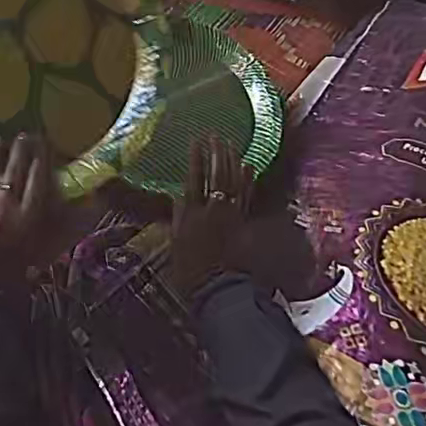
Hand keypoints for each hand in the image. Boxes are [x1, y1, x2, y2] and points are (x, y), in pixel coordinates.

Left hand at [0, 134, 62, 288]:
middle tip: (23, 135)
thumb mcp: (40, 244)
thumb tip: (62, 193)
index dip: (41, 156)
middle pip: (14, 170)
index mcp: (28, 219)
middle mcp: (4, 211)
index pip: (37, 177)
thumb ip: (48, 217)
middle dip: (20, 149)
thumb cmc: (16, 271)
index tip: (43, 142)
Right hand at [164, 135, 254, 293]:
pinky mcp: (244, 222)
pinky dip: (248, 180)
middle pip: (217, 175)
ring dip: (232, 161)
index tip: (196, 140)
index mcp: (192, 213)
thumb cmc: (191, 270)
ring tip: (231, 144)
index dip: (196, 158)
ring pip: (234, 181)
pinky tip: (248, 166)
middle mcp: (213, 208)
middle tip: (216, 136)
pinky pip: (247, 195)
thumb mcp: (176, 242)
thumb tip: (180, 196)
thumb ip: (178, 217)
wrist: (218, 290)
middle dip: (216, 153)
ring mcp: (232, 214)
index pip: (194, 178)